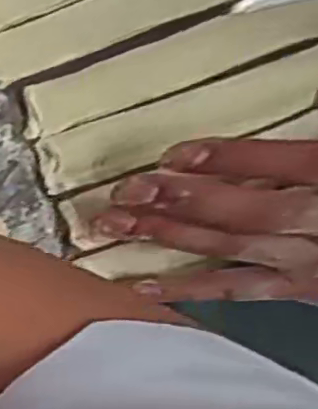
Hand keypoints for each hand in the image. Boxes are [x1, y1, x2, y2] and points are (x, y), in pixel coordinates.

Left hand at [93, 139, 317, 302]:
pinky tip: (138, 286)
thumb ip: (308, 156)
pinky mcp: (306, 288)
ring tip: (111, 223)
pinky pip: (241, 290)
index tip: (177, 154)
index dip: (236, 158)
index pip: (299, 163)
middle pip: (253, 209)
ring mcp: (317, 258)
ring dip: (167, 235)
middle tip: (127, 190)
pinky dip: (189, 289)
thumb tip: (291, 118)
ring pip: (233, 246)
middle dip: (186, 199)